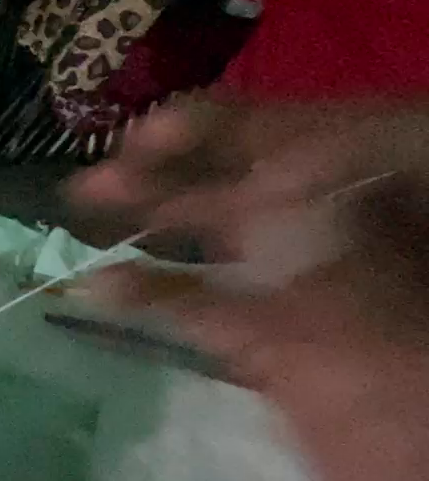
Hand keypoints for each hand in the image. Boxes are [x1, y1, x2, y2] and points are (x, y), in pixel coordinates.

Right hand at [70, 98, 428, 391]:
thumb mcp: (402, 355)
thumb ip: (348, 263)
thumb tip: (269, 184)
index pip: (375, 143)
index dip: (270, 124)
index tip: (168, 131)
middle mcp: (397, 253)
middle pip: (296, 183)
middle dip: (196, 167)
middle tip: (108, 168)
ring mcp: (347, 306)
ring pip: (248, 238)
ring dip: (162, 220)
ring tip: (83, 205)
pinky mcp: (294, 355)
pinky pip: (220, 309)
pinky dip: (157, 294)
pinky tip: (97, 286)